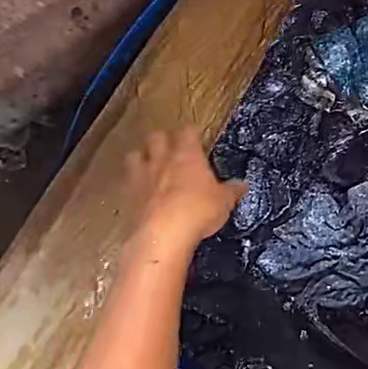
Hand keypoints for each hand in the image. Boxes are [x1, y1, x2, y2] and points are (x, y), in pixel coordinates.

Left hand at [125, 127, 244, 254]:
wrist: (161, 237)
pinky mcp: (125, 197)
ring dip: (141, 158)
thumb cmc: (198, 211)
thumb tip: (242, 184)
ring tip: (149, 167)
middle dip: (163, 140)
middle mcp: (161, 159)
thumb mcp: (224, 202)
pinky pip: (125, 182)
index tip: (197, 139)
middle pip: (157, 136)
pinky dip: (131, 184)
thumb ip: (232, 191)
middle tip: (172, 151)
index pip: (189, 131)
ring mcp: (140, 176)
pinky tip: (139, 194)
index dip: (193, 133)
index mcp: (187, 155)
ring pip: (134, 155)